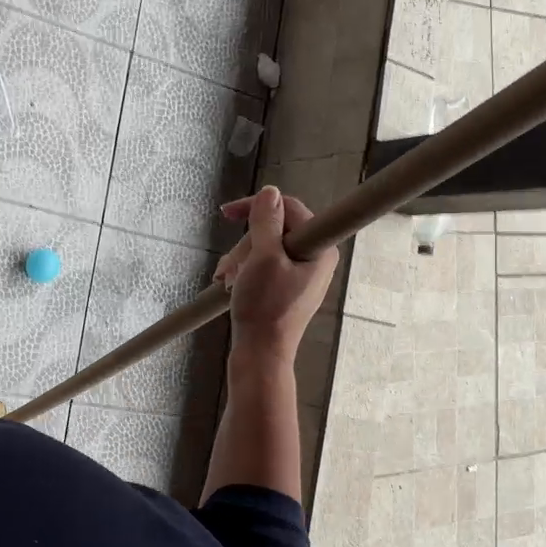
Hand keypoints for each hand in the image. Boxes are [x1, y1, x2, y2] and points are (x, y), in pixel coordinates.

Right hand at [212, 186, 338, 359]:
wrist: (261, 354)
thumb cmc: (264, 307)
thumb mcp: (262, 258)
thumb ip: (266, 222)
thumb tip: (270, 193)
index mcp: (319, 248)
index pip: (289, 208)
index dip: (257, 206)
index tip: (226, 214)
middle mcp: (314, 258)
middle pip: (273, 229)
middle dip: (245, 244)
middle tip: (229, 266)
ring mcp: (300, 274)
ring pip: (263, 247)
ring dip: (240, 259)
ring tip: (227, 279)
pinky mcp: (285, 288)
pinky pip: (262, 266)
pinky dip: (244, 271)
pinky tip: (231, 284)